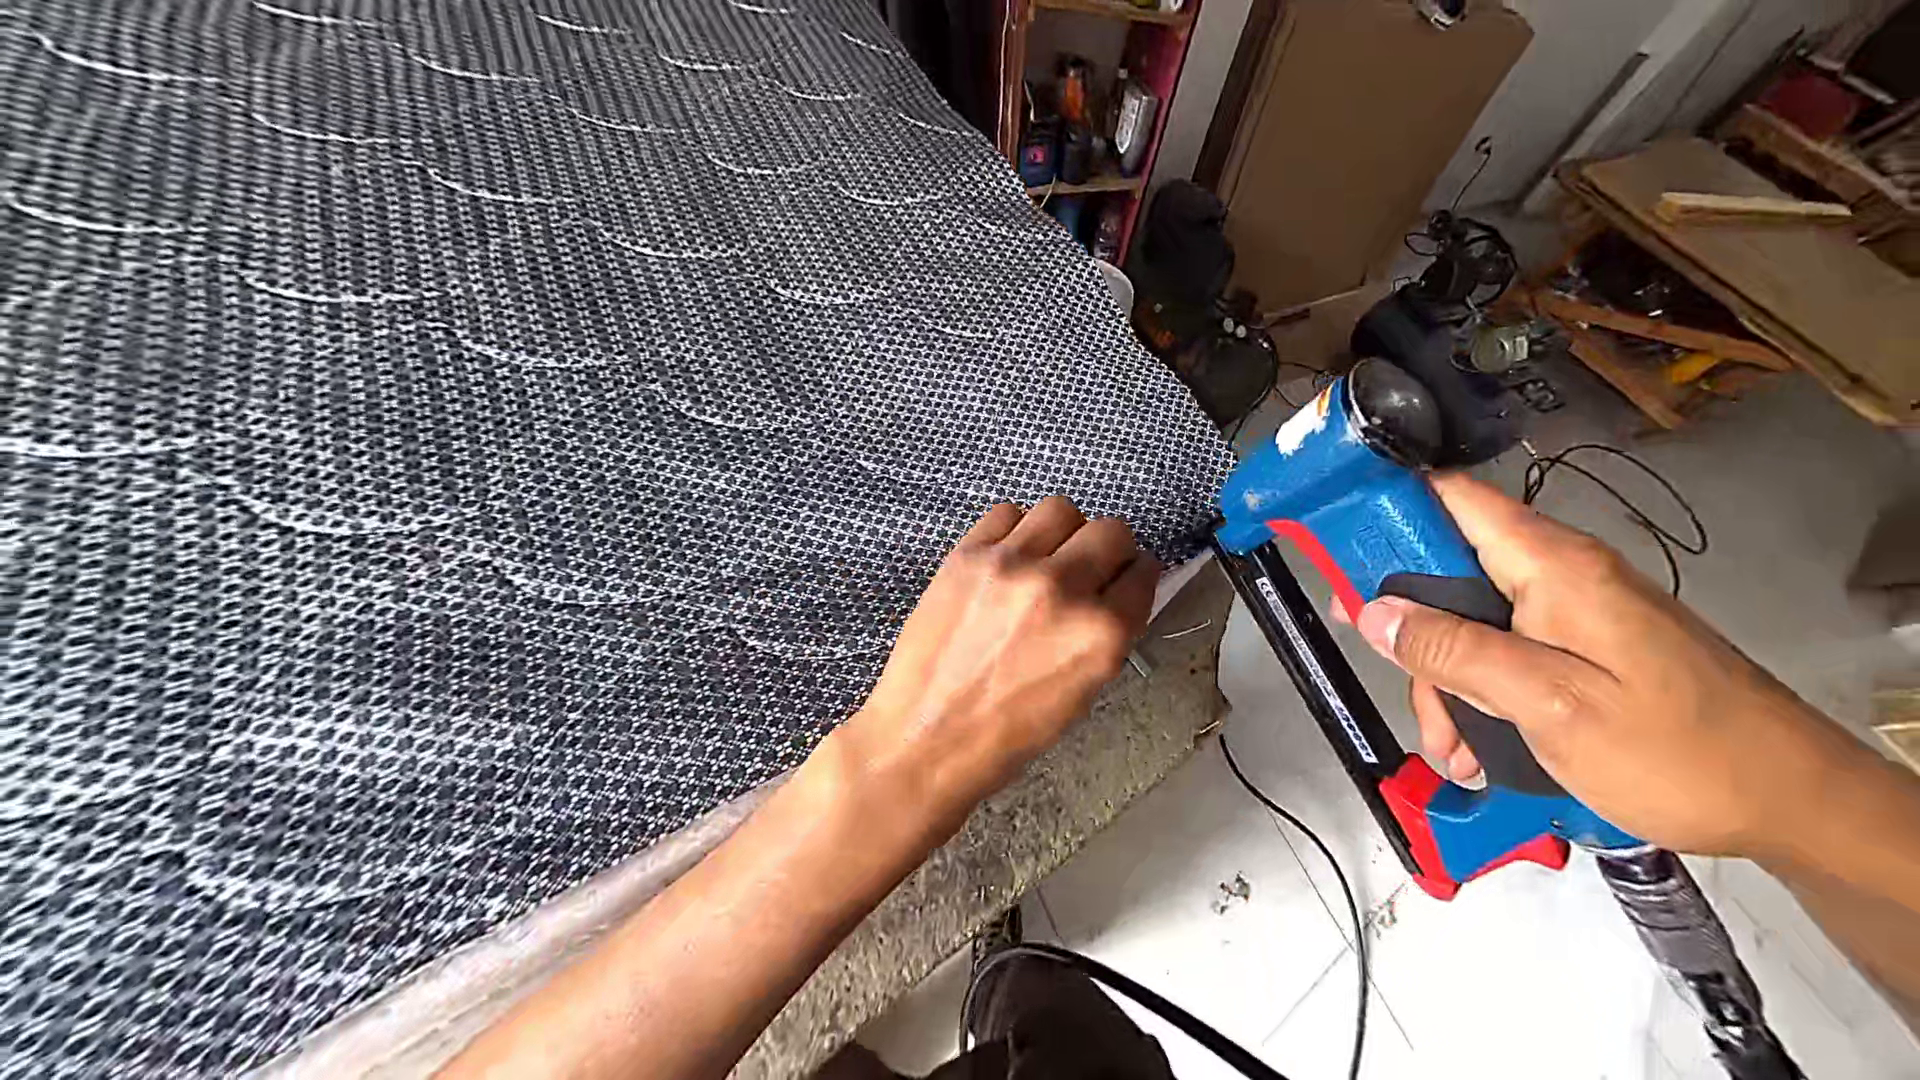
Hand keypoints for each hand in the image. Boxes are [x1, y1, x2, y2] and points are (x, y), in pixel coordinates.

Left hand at [839, 497, 1159, 830]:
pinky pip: (1007, 513)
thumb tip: (1117, 588)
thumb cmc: (1009, 732)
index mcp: (1100, 633)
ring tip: (1046, 557)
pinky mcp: (966, 555)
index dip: (1137, 575)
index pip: (1143, 574)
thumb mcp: (1083, 691)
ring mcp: (1010, 565)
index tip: (1125, 578)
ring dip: (1064, 531)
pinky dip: (1015, 529)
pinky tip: (1007, 557)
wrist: (926, 736)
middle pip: (1111, 530)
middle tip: (1090, 567)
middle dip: (1110, 548)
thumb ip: (1107, 633)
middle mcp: (1061, 588)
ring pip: (1060, 509)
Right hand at [1353, 473, 1869, 859]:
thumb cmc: (1677, 750)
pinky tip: (1475, 747)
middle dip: (1406, 625)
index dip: (1388, 504)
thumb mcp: (1547, 703)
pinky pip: (1493, 653)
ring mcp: (1560, 613)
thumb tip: (1372, 614)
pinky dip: (1472, 695)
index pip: (1451, 498)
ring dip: (1440, 679)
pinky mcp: (1569, 648)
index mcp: (1549, 566)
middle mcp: (1551, 575)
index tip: (1335, 537)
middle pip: (1442, 569)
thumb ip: (1452, 651)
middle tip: (1389, 669)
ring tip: (1451, 744)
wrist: (1797, 810)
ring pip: (1461, 622)